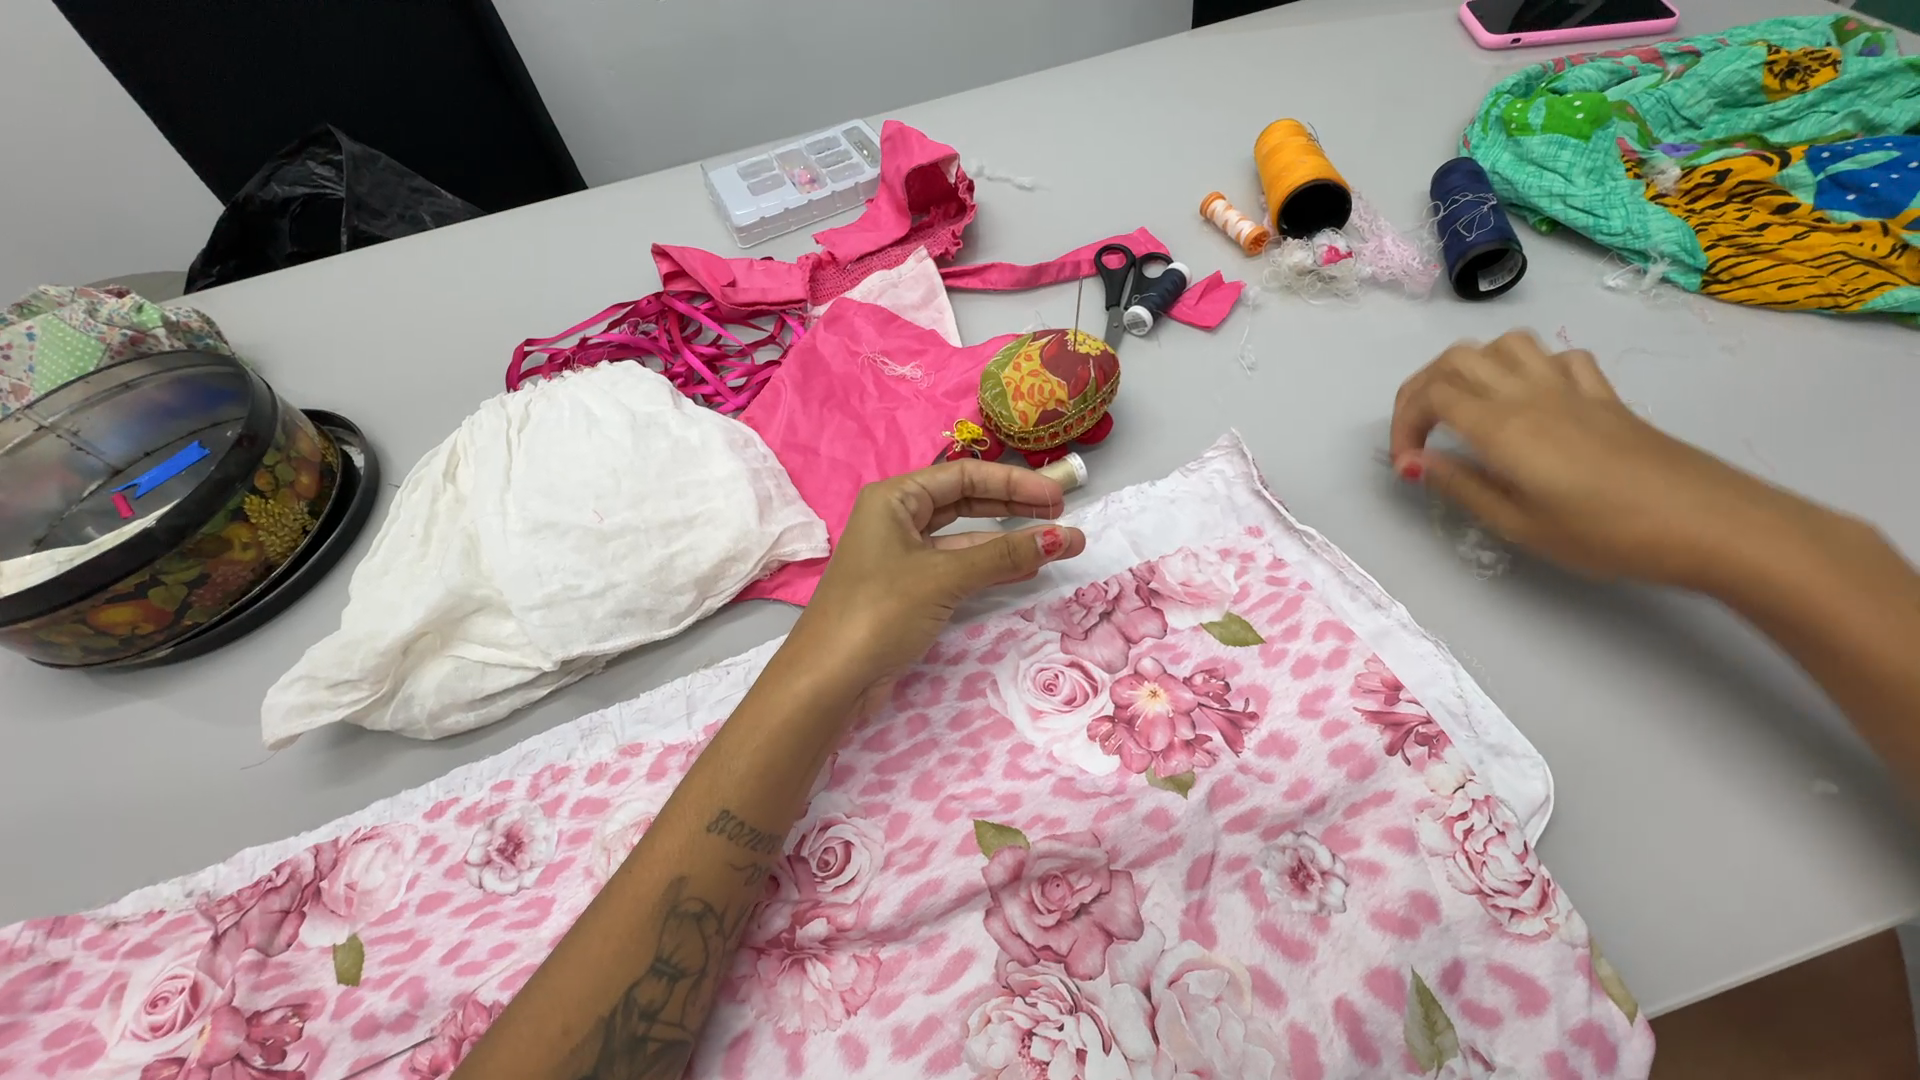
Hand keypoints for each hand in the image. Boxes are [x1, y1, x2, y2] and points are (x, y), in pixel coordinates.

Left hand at [783, 460, 1085, 711]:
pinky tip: (1024, 570)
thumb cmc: (879, 612)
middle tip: (1061, 514)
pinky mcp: (908, 589)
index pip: (964, 475)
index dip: (1014, 483)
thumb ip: (1005, 555)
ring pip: (963, 537)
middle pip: (964, 501)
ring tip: (1054, 544)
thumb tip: (1066, 537)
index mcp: (894, 498)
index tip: (1058, 498)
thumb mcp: (944, 577)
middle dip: (1013, 506)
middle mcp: (895, 519)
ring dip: (1006, 541)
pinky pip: (956, 567)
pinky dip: (989, 567)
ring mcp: (901, 556)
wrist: (829, 678)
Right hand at [1389, 330, 1801, 587]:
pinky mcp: (1603, 395)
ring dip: (1470, 368)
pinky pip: (1555, 357)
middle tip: (1419, 434)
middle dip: (1421, 389)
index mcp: (1502, 426)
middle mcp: (1530, 394)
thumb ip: (1461, 485)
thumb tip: (1414, 462)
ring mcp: (1571, 389)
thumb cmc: (1606, 534)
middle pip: (1456, 359)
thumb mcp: (1518, 524)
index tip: (1406, 466)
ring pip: (1504, 344)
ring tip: (1463, 408)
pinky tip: (1527, 399)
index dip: (1404, 425)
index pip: (1430, 396)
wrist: (1711, 523)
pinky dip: (1527, 367)